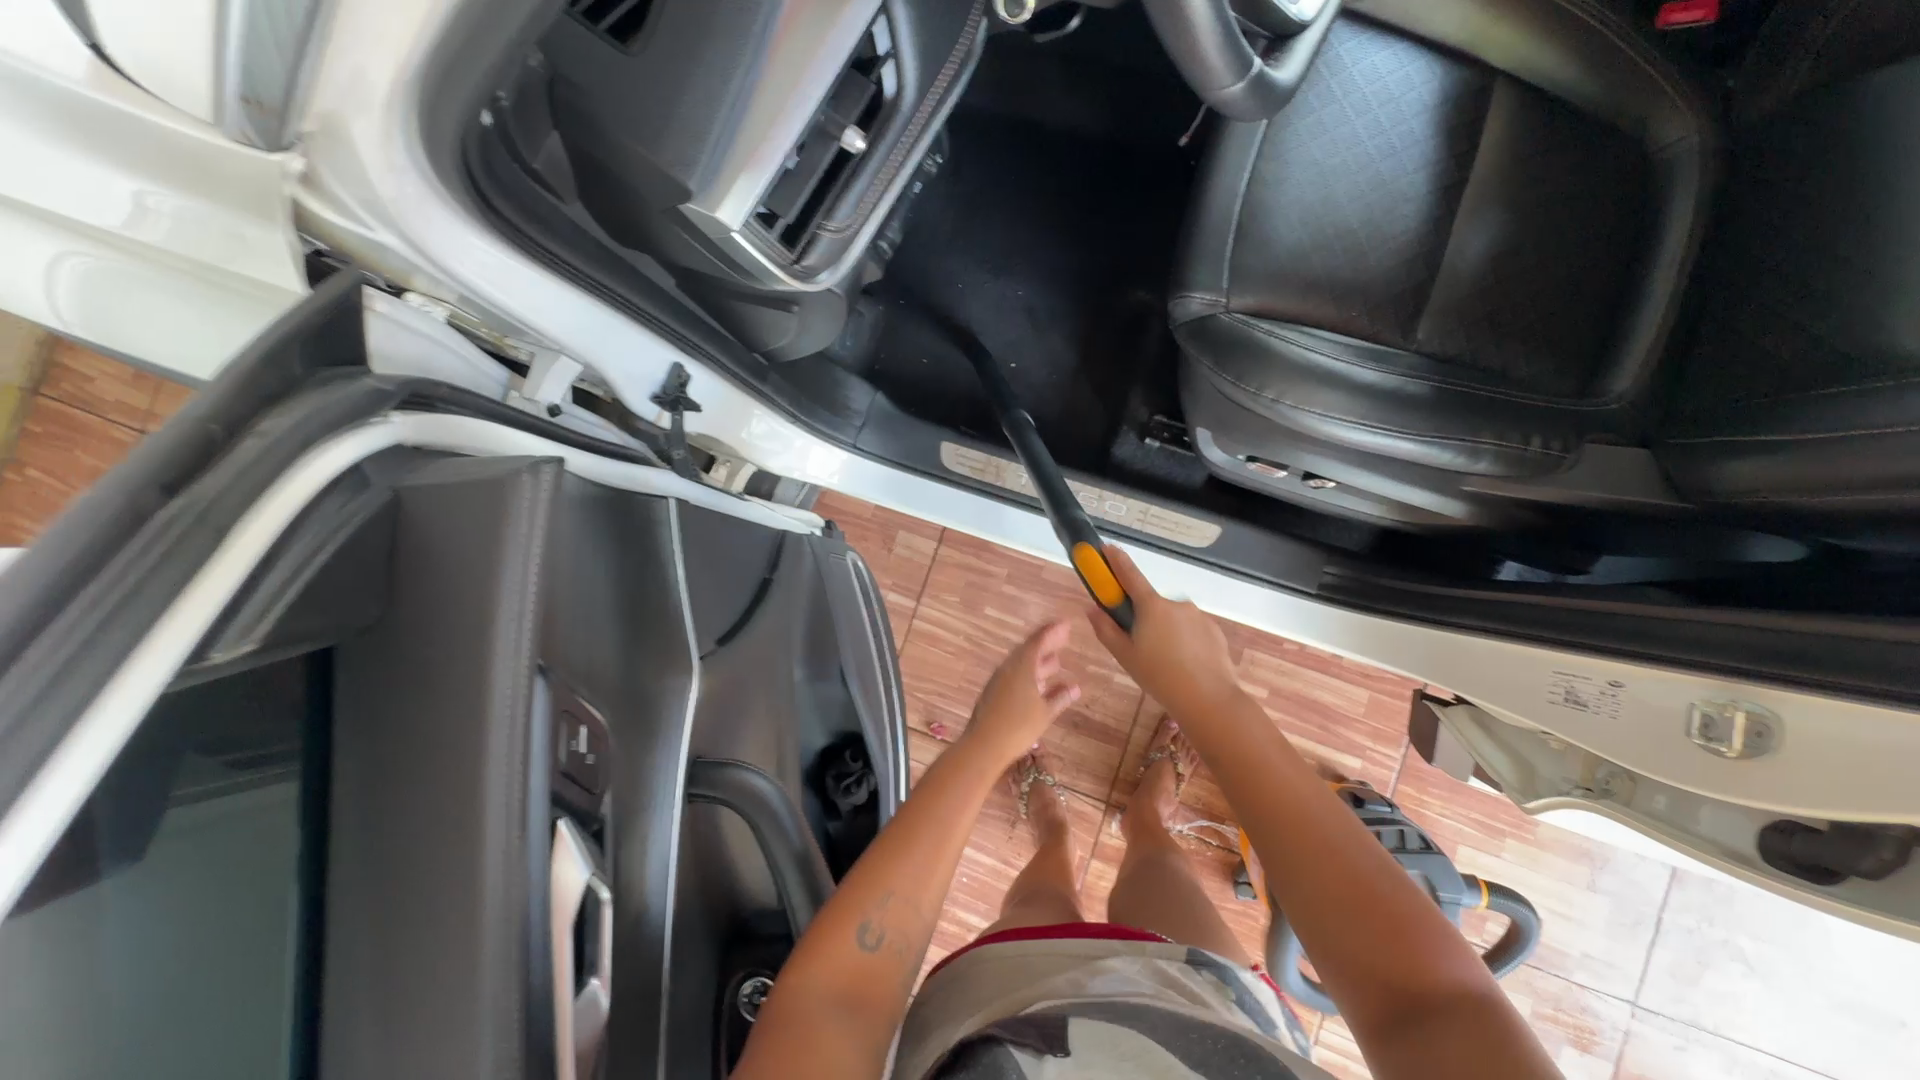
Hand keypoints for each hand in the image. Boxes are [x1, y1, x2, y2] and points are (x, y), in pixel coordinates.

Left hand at [961, 618, 1081, 767]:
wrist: (983, 746)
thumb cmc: (1018, 728)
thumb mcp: (1045, 713)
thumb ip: (1060, 698)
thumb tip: (1075, 687)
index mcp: (1021, 667)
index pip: (1038, 641)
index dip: (1052, 632)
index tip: (1066, 624)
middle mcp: (1008, 669)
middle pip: (1029, 650)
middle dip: (1047, 644)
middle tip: (1064, 638)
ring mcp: (999, 681)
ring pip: (1021, 664)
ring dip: (1038, 661)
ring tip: (1055, 662)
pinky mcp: (994, 693)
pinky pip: (1014, 675)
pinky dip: (1029, 675)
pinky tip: (1039, 685)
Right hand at [1085, 546, 1241, 722]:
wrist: (1209, 699)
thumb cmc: (1159, 676)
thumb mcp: (1124, 656)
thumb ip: (1106, 629)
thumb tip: (1093, 609)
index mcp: (1151, 606)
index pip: (1130, 574)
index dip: (1116, 560)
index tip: (1106, 548)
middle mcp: (1176, 603)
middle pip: (1152, 605)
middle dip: (1144, 620)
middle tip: (1141, 649)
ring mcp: (1198, 616)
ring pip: (1173, 621)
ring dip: (1166, 634)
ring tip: (1167, 666)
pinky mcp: (1214, 631)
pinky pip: (1192, 632)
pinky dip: (1185, 643)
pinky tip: (1185, 666)